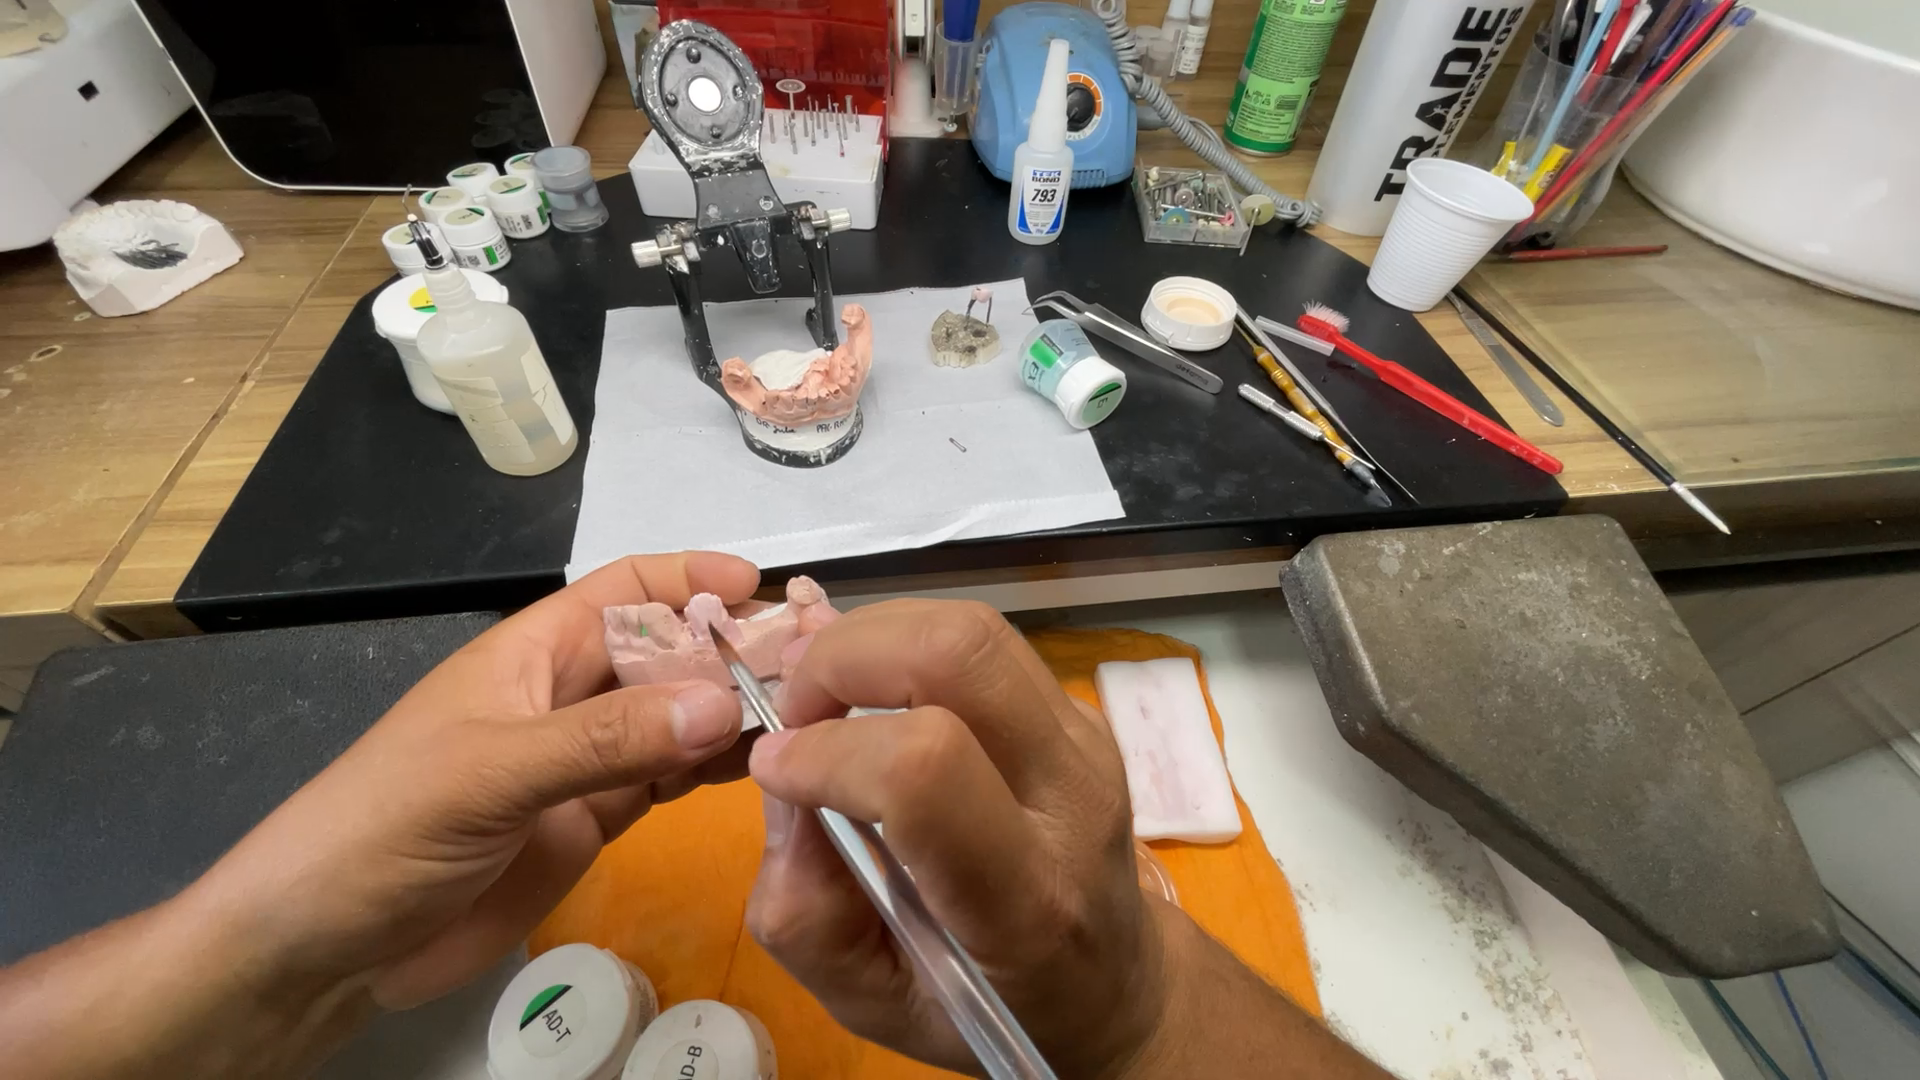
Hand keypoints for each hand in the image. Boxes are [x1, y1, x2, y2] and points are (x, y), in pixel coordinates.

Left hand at [190, 552, 758, 1009]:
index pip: (625, 590)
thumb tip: (721, 704)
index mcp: (538, 652)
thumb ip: (606, 739)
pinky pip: (674, 775)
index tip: (757, 586)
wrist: (324, 953)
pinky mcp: (602, 812)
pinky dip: (715, 766)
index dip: (688, 576)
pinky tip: (758, 765)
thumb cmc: (382, 828)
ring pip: (680, 716)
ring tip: (796, 714)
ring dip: (733, 711)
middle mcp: (575, 694)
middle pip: (669, 652)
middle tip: (801, 664)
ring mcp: (592, 756)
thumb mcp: (490, 770)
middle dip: (730, 650)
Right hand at [745, 599, 1167, 1076]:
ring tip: (826, 687)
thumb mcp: (874, 1001)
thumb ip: (805, 910)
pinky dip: (906, 641)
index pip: (927, 767)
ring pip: (972, 628)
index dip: (831, 751)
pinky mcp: (1077, 709)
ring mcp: (1084, 735)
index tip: (777, 767)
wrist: (1114, 979)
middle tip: (797, 706)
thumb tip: (785, 780)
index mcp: (1025, 893)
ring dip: (872, 636)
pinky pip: (982, 640)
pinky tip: (876, 686)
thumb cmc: (991, 1005)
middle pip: (961, 653)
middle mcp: (1071, 791)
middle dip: (846, 655)